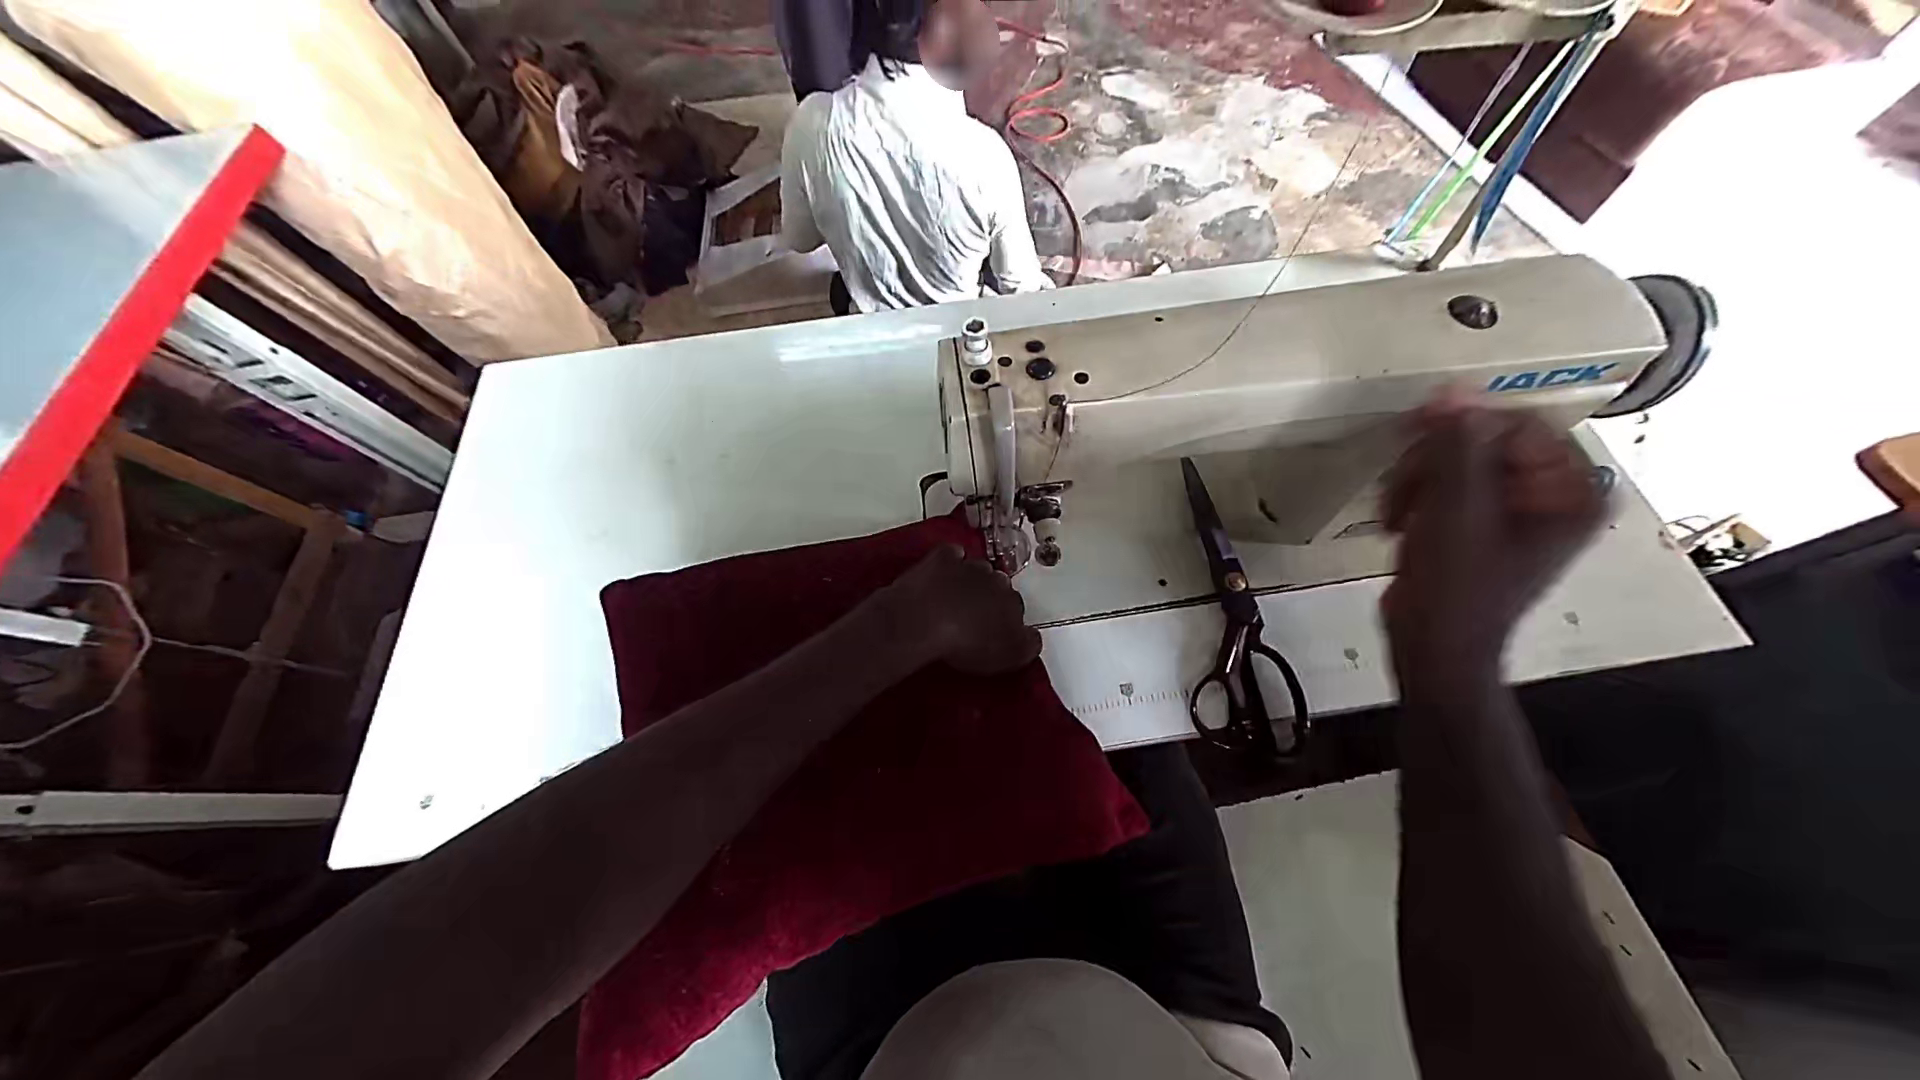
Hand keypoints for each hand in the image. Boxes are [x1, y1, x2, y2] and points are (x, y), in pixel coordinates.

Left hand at [879, 545, 1042, 674]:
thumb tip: (1032, 637)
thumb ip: (1028, 644)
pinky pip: (952, 554)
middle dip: (989, 597)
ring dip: (970, 580)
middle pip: (998, 585)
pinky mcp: (943, 559)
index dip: (1004, 619)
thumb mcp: (1009, 655)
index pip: (1016, 607)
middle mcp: (996, 579)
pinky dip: (949, 562)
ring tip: (955, 598)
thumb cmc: (967, 643)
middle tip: (973, 616)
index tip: (992, 630)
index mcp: (1014, 602)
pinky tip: (941, 575)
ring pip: (976, 568)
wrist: (925, 621)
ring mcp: (969, 566)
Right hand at [1382, 392, 1607, 695]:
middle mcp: (1553, 494)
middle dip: (1432, 464)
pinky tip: (1401, 523)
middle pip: (1484, 442)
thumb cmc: (1456, 588)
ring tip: (1397, 515)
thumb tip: (1450, 391)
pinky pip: (1445, 484)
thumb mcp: (1455, 511)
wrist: (1432, 645)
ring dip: (1416, 482)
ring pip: (1456, 461)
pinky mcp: (1479, 522)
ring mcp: (1515, 509)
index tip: (1414, 440)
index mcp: (1574, 491)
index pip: (1520, 425)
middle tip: (1403, 491)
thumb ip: (1455, 448)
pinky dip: (1415, 497)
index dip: (1463, 428)